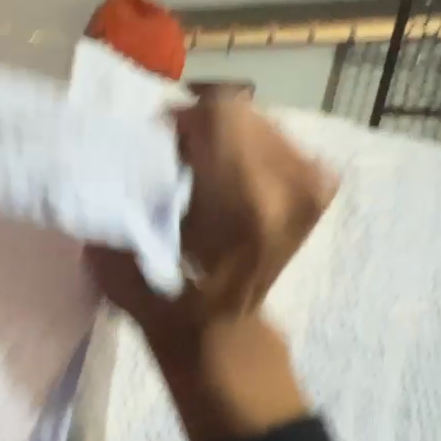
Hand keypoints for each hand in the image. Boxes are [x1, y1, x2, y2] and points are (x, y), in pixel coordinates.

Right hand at [89, 87, 337, 440]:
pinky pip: (280, 138)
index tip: (154, 143)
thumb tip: (128, 152)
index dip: (178, 119)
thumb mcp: (120, 249)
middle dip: (201, 124)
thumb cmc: (161, 294)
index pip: (218, 114)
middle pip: (241, 111)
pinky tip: (228, 173)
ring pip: (261, 120)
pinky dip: (249, 145)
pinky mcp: (320, 188)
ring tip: (199, 165)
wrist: (218, 329)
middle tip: (173, 153)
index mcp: (240, 201)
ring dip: (224, 134)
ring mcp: (312, 186)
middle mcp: (288, 186)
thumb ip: (125, 195)